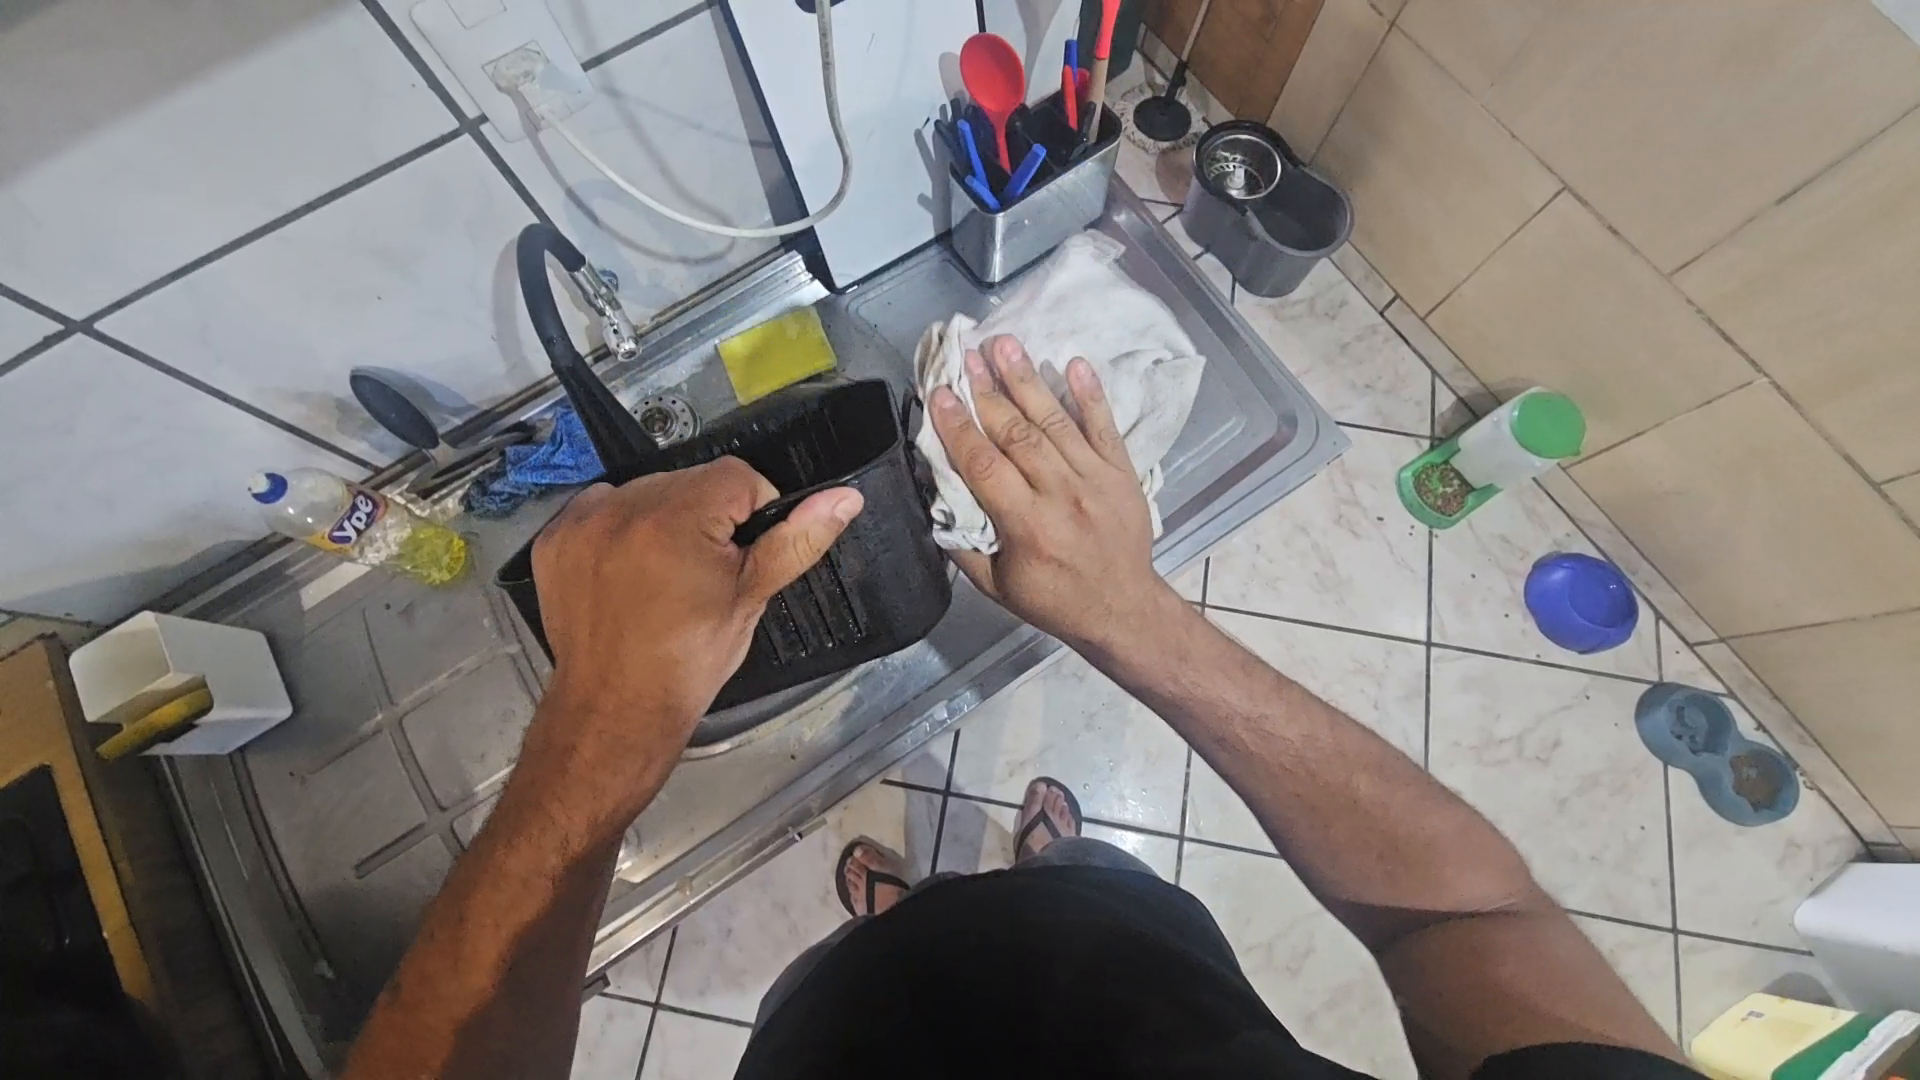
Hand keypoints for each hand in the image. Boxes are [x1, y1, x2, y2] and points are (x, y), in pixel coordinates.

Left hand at [522, 459, 861, 832]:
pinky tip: (634, 568)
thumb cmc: (691, 658)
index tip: (742, 556)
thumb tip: (845, 499)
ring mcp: (582, 522)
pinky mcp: (556, 537)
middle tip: (708, 571)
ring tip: (670, 571)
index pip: (738, 475)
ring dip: (668, 517)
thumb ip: (798, 539)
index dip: (754, 512)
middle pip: (692, 480)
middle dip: (711, 515)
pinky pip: (605, 506)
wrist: (616, 709)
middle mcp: (623, 508)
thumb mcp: (753, 596)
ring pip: (651, 490)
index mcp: (676, 520)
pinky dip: (625, 526)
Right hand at [929, 334, 1181, 652]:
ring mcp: (1096, 480)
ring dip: (1028, 381)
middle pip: (1017, 434)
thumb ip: (964, 544)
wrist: (1123, 609)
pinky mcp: (1122, 473)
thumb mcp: (996, 586)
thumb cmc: (1053, 600)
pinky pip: (1105, 428)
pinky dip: (1090, 395)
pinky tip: (1074, 363)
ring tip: (1005, 345)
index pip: (984, 465)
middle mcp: (1061, 495)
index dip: (958, 427)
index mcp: (1026, 526)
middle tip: (966, 354)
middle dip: (987, 391)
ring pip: (1055, 422)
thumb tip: (937, 500)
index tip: (940, 393)